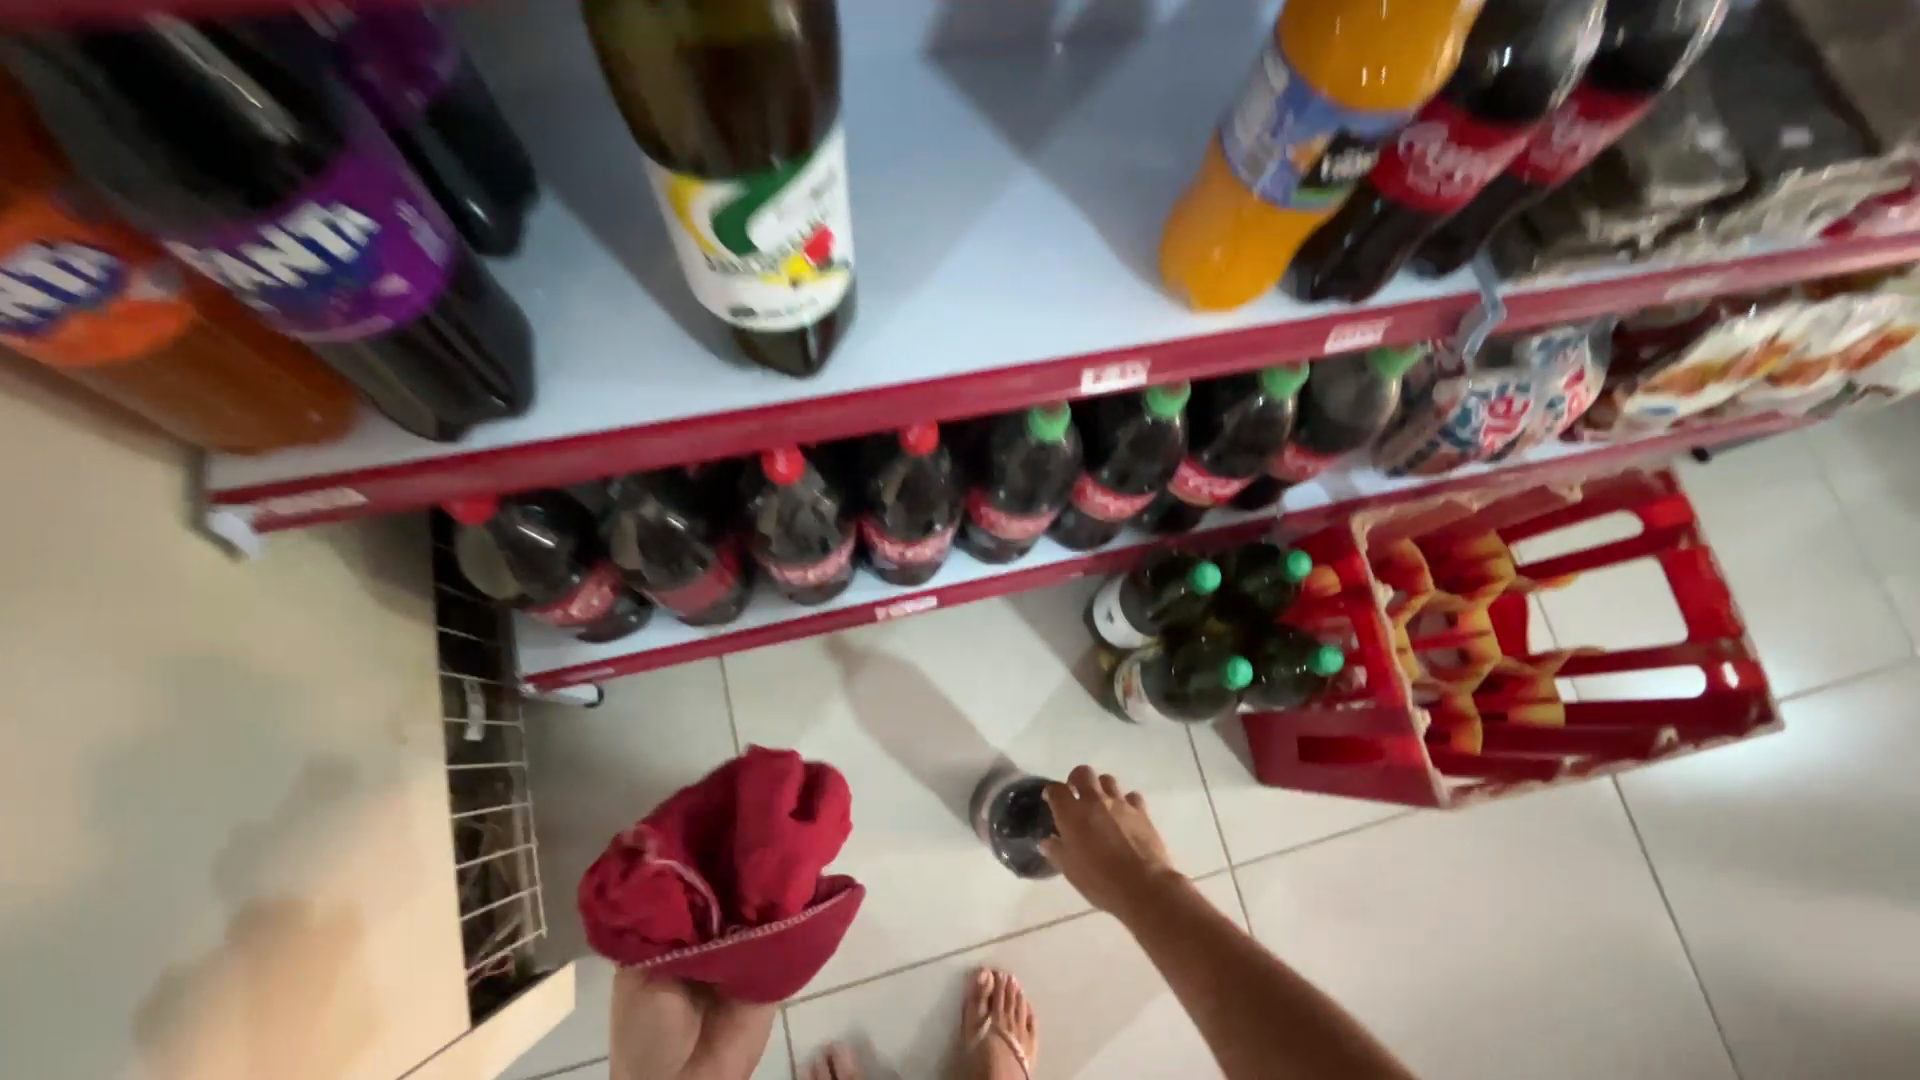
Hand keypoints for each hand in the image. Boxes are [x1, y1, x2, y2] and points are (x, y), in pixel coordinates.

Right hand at [1039, 766, 1180, 917]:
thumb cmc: (1099, 881)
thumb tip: (1046, 842)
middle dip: (1076, 779)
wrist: (1143, 886)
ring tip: (1101, 805)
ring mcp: (1120, 803)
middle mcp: (1094, 801)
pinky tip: (1125, 815)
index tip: (1051, 799)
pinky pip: (1132, 796)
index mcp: (1071, 814)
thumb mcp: (1070, 870)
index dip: (1051, 792)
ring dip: (1101, 788)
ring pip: (1108, 780)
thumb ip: (1056, 851)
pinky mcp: (1141, 811)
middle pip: (1083, 773)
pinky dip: (1126, 802)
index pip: (1056, 789)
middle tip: (1076, 794)